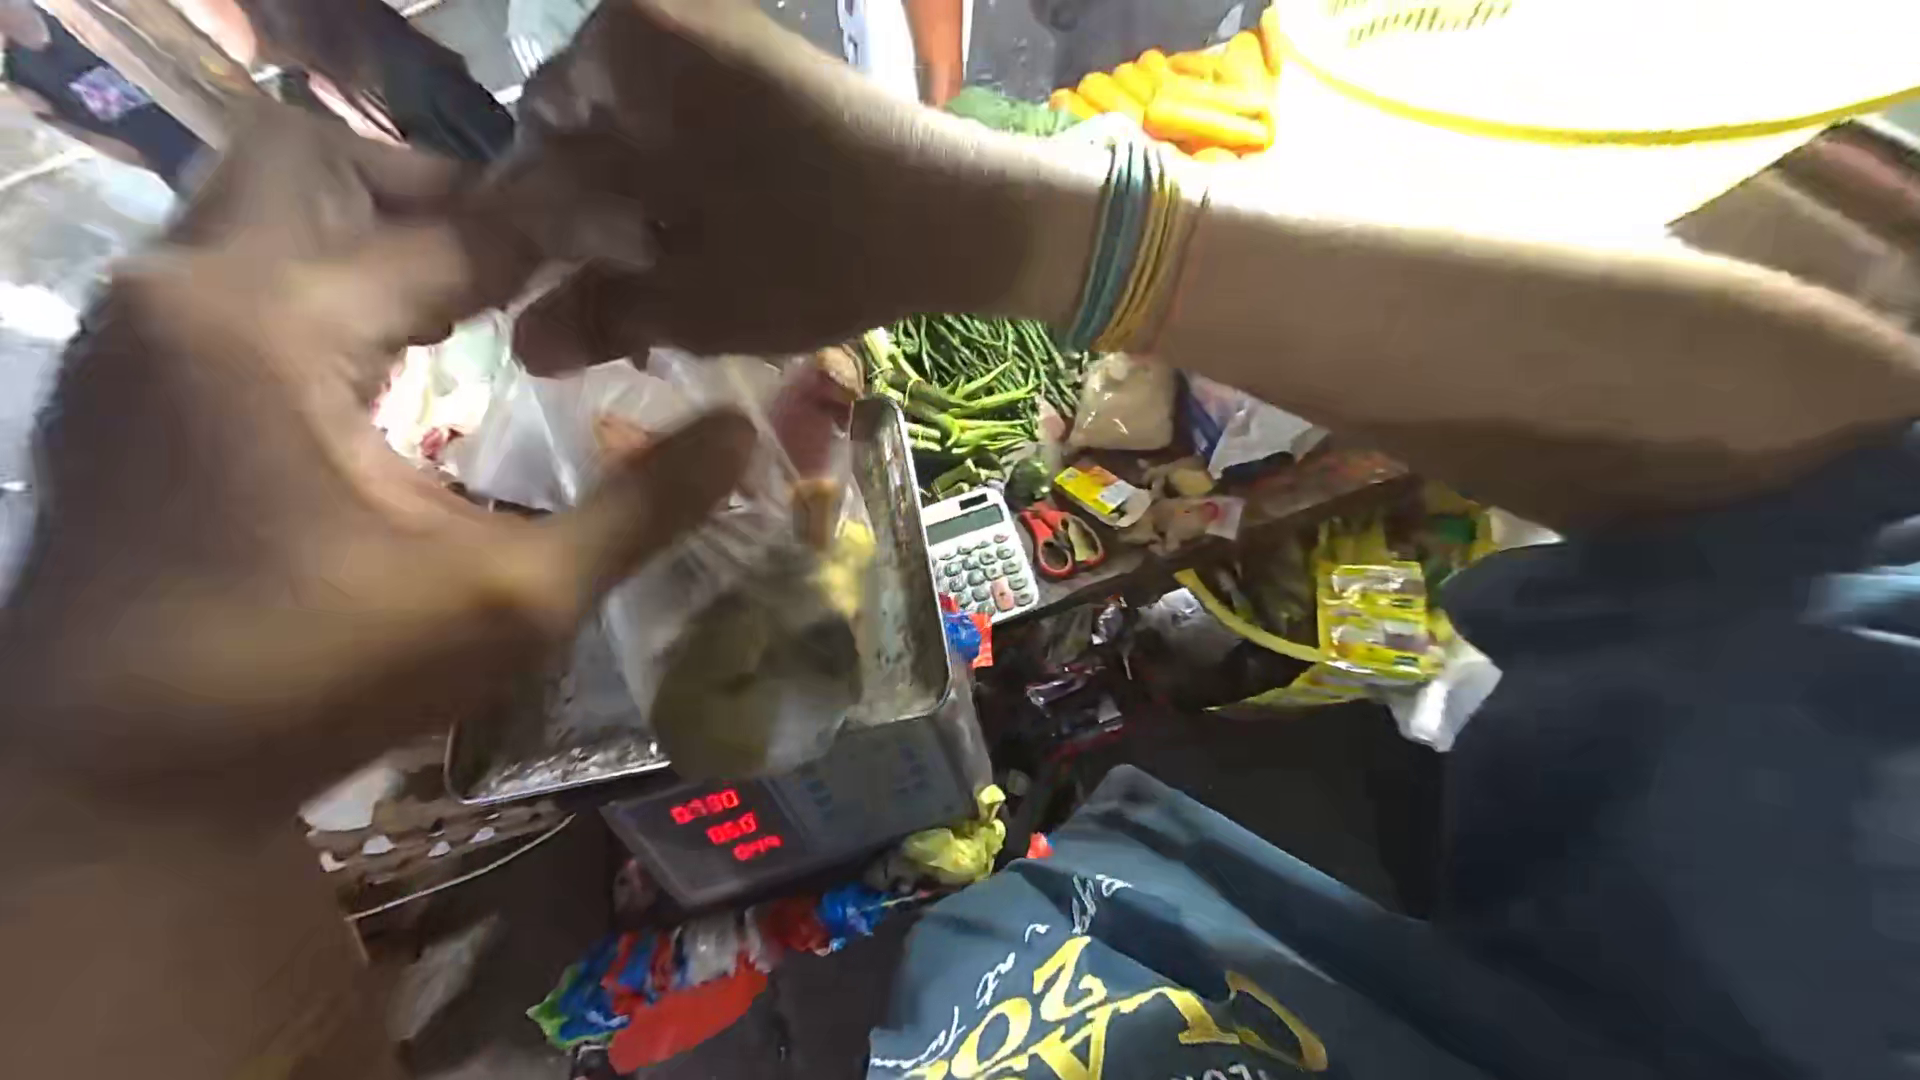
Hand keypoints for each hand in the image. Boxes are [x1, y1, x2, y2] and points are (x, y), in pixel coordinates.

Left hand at [1, 105, 754, 813]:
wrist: (121, 778)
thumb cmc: (334, 675)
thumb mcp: (528, 594)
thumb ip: (645, 505)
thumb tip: (741, 433)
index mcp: (275, 329)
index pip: (445, 229)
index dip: (551, 228)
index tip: (625, 243)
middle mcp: (189, 296)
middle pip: (316, 160)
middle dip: (443, 192)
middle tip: (546, 260)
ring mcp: (146, 336)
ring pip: (272, 211)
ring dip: (392, 235)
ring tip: (501, 298)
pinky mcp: (138, 384)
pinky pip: (253, 277)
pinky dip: (347, 285)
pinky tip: (421, 359)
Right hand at [500, 0, 1087, 370]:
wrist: (951, 218)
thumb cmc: (819, 255)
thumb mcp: (703, 300)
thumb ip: (606, 315)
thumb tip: (524, 345)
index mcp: (622, 52)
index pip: (533, 159)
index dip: (534, 247)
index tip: (546, 307)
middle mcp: (662, 22)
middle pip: (590, 147)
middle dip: (594, 236)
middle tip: (612, 309)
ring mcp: (723, 43)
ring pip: (648, 147)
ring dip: (645, 225)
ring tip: (664, 295)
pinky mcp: (771, 77)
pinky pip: (699, 139)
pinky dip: (693, 200)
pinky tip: (708, 255)